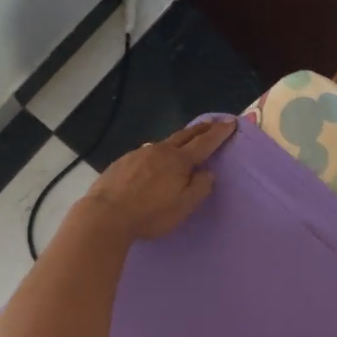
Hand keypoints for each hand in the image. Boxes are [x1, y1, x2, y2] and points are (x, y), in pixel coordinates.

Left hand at [81, 118, 236, 239]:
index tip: (230, 122)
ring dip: (178, 140)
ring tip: (184, 142)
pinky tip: (154, 161)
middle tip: (213, 122)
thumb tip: (207, 172)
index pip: (204, 143)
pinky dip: (158, 153)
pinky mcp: (123, 161)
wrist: (106, 214)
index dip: (219, 133)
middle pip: (185, 135)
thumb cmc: (150, 214)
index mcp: (179, 161)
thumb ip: (200, 187)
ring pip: (164, 143)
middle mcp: (160, 150)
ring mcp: (139, 153)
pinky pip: (147, 152)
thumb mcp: (183, 206)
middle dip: (201, 128)